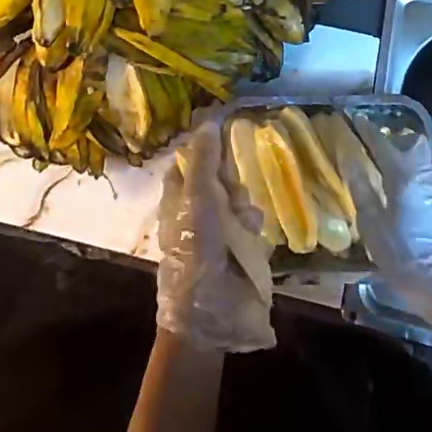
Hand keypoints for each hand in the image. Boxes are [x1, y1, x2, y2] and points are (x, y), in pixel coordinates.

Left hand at [155, 107, 275, 352]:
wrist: (212, 311)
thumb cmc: (196, 248)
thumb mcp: (197, 197)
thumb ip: (204, 159)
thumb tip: (208, 120)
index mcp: (176, 197)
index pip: (191, 160)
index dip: (207, 147)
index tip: (227, 133)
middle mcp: (197, 210)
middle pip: (220, 177)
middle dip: (231, 179)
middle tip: (233, 188)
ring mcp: (219, 230)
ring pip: (239, 198)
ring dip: (244, 204)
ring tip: (244, 219)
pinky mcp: (241, 247)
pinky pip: (253, 221)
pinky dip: (254, 225)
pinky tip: (253, 235)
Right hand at [344, 113, 431, 346]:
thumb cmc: (400, 255)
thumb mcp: (371, 223)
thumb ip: (360, 187)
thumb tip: (348, 156)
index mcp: (403, 178)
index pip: (383, 145)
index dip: (368, 131)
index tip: (357, 118)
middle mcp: (425, 178)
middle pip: (414, 146)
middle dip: (396, 139)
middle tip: (377, 144)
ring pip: (423, 163)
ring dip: (406, 159)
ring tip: (388, 171)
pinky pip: (427, 183)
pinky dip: (413, 180)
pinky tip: (405, 200)